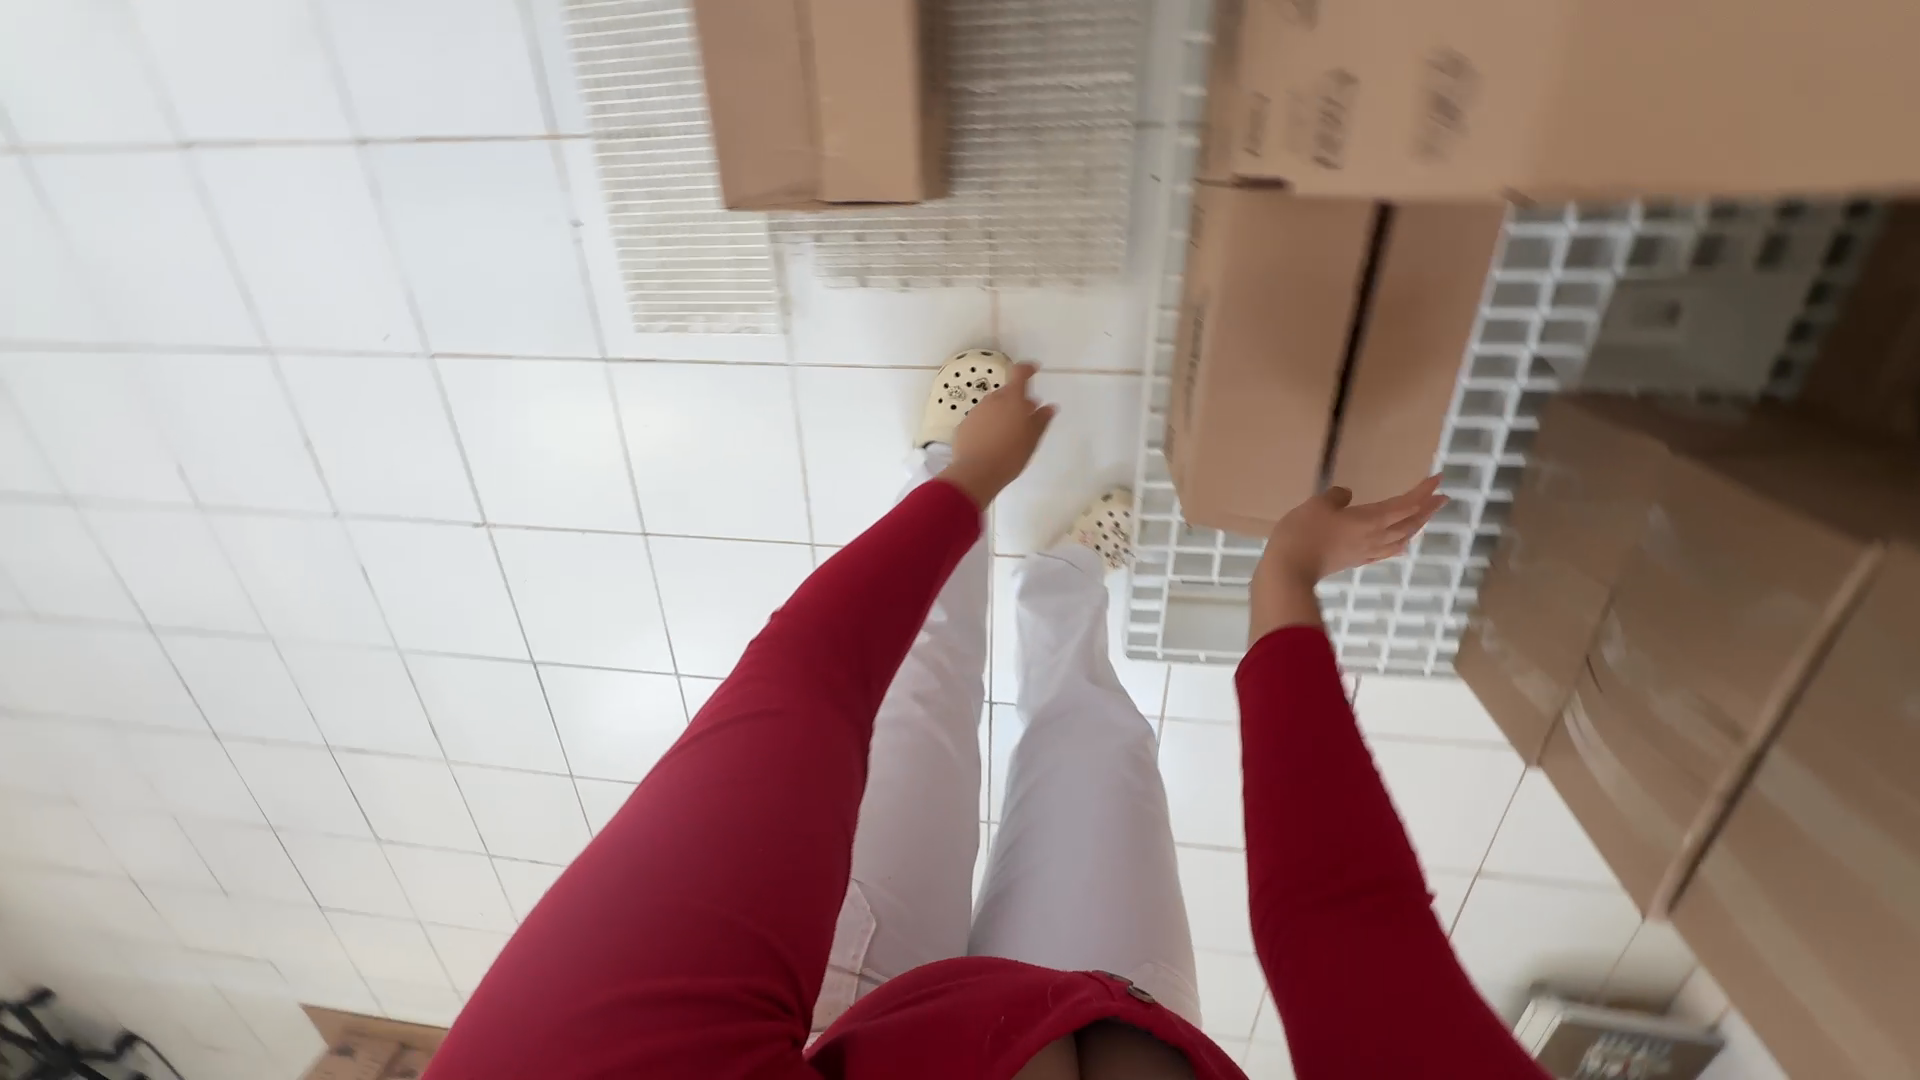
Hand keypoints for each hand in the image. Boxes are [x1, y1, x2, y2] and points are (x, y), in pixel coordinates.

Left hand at [939, 362, 1056, 507]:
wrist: (976, 473)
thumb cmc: (1011, 455)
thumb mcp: (1032, 439)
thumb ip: (1041, 420)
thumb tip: (1049, 407)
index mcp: (1012, 399)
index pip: (1019, 373)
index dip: (1027, 369)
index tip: (1034, 370)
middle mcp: (992, 400)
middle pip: (1006, 393)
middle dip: (1017, 400)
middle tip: (1026, 415)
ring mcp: (975, 412)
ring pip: (992, 407)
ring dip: (1001, 413)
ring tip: (1009, 432)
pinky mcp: (963, 426)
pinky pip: (979, 420)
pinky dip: (987, 425)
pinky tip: (991, 442)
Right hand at [1260, 475, 1447, 586]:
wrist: (1291, 568)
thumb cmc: (1304, 532)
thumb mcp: (1318, 504)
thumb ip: (1337, 496)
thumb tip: (1347, 496)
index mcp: (1371, 519)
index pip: (1406, 503)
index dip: (1423, 490)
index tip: (1438, 478)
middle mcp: (1376, 536)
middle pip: (1410, 522)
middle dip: (1427, 509)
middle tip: (1442, 498)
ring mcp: (1366, 551)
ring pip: (1401, 538)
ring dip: (1416, 527)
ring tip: (1423, 518)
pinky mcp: (1355, 561)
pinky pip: (1385, 552)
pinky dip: (1398, 545)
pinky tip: (1399, 546)